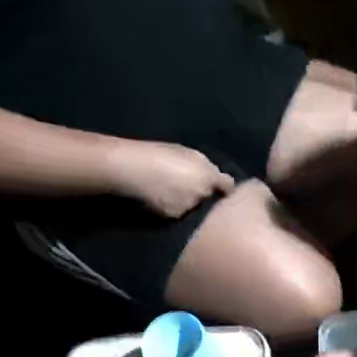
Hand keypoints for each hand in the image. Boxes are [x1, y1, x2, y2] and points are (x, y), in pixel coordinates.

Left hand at [118, 142, 235, 218]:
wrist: (126, 164)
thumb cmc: (160, 191)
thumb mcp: (182, 210)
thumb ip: (195, 206)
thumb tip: (197, 202)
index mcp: (211, 174)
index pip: (229, 186)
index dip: (228, 197)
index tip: (223, 208)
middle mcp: (202, 158)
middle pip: (212, 174)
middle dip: (208, 185)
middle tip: (200, 201)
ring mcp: (182, 149)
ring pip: (194, 167)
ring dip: (190, 177)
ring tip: (180, 190)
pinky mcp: (165, 146)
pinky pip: (178, 162)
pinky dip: (175, 170)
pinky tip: (164, 180)